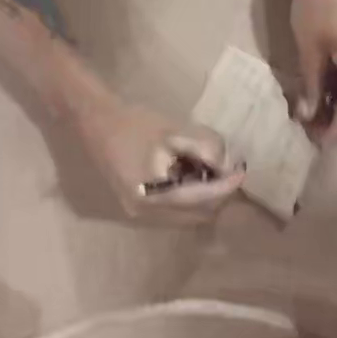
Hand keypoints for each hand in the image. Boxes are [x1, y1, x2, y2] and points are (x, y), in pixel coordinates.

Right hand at [75, 95, 246, 223]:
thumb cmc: (134, 124)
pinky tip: (188, 177)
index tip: (240, 172)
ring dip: (202, 199)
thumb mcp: (174, 130)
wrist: (96, 121)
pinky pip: (171, 211)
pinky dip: (186, 199)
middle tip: (227, 173)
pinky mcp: (134, 205)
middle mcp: (146, 212)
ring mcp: (138, 212)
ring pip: (185, 216)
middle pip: (197, 215)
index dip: (225, 186)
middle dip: (216, 195)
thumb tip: (228, 163)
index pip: (203, 200)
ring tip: (209, 174)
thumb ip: (205, 147)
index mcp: (155, 196)